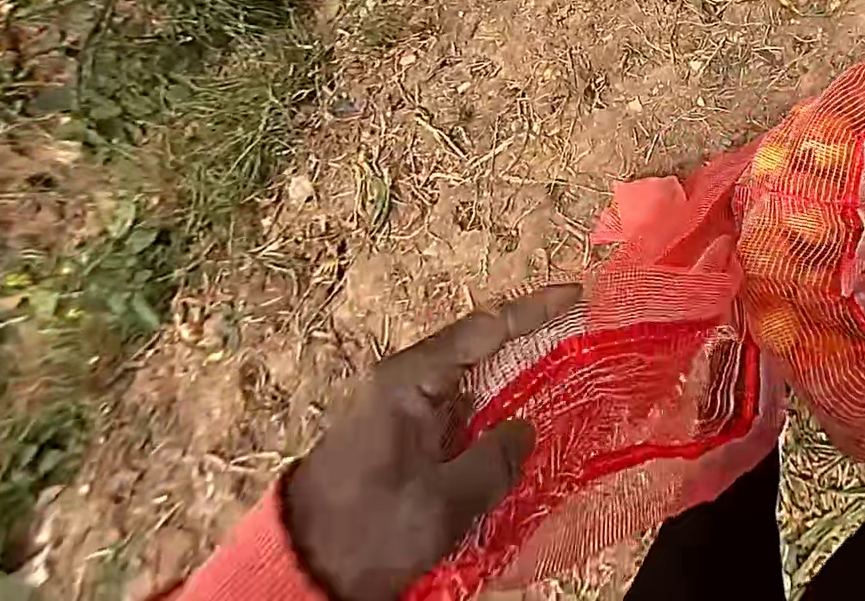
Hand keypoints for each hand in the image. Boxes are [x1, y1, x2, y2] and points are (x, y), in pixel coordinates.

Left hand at [285, 284, 580, 600]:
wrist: (289, 575)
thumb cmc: (365, 532)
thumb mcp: (440, 505)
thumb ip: (495, 461)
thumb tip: (523, 430)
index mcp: (411, 379)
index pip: (485, 328)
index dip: (535, 308)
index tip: (575, 293)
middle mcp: (405, 378)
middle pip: (480, 341)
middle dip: (528, 333)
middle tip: (575, 327)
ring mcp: (399, 400)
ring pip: (471, 372)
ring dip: (512, 368)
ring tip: (557, 364)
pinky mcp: (400, 426)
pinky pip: (459, 399)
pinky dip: (493, 398)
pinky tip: (515, 412)